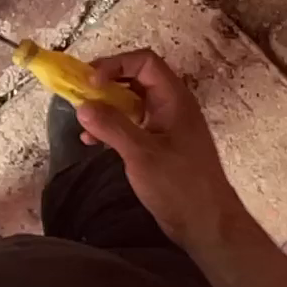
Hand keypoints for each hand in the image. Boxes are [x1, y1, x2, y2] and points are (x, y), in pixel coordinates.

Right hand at [72, 48, 244, 243]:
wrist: (206, 224)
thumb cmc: (180, 186)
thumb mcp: (141, 154)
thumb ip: (111, 126)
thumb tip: (82, 105)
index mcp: (174, 99)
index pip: (144, 62)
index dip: (116, 65)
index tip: (90, 82)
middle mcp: (170, 106)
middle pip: (135, 78)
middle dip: (105, 84)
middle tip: (80, 94)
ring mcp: (165, 125)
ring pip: (130, 102)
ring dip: (105, 107)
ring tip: (83, 120)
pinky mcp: (158, 144)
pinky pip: (130, 123)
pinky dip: (110, 126)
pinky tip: (91, 141)